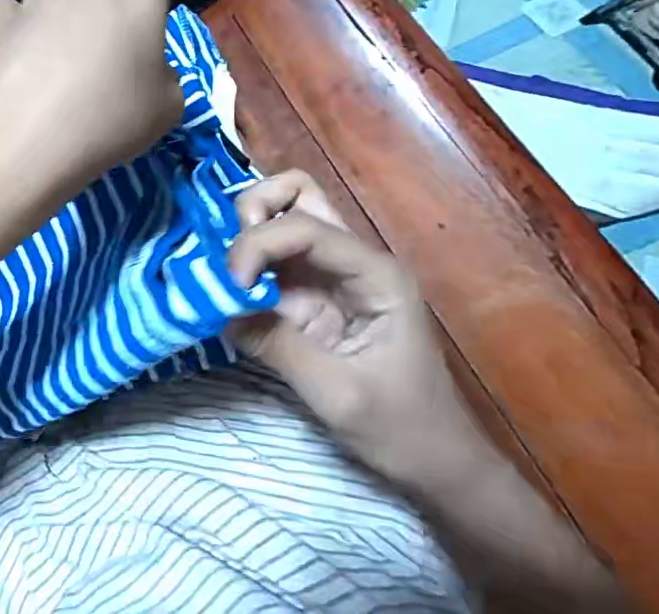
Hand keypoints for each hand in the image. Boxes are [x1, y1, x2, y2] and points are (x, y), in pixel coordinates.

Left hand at [0, 0, 180, 202]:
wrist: (20, 143)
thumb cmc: (110, 120)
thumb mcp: (169, 106)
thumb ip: (162, 70)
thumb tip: (143, 67)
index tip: (141, 20)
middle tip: (96, 47)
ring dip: (53, 17)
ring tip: (47, 69)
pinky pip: (2, 11)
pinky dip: (5, 28)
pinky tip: (4, 63)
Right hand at [226, 172, 488, 490]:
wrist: (437, 460)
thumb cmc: (402, 428)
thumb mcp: (339, 395)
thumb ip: (279, 346)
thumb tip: (221, 308)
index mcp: (374, 272)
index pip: (307, 226)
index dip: (260, 243)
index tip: (230, 285)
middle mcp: (354, 259)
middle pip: (298, 197)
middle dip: (254, 215)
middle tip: (230, 264)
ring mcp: (334, 275)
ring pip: (285, 220)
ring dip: (248, 236)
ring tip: (225, 276)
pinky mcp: (317, 298)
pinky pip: (277, 264)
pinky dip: (248, 268)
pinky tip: (228, 292)